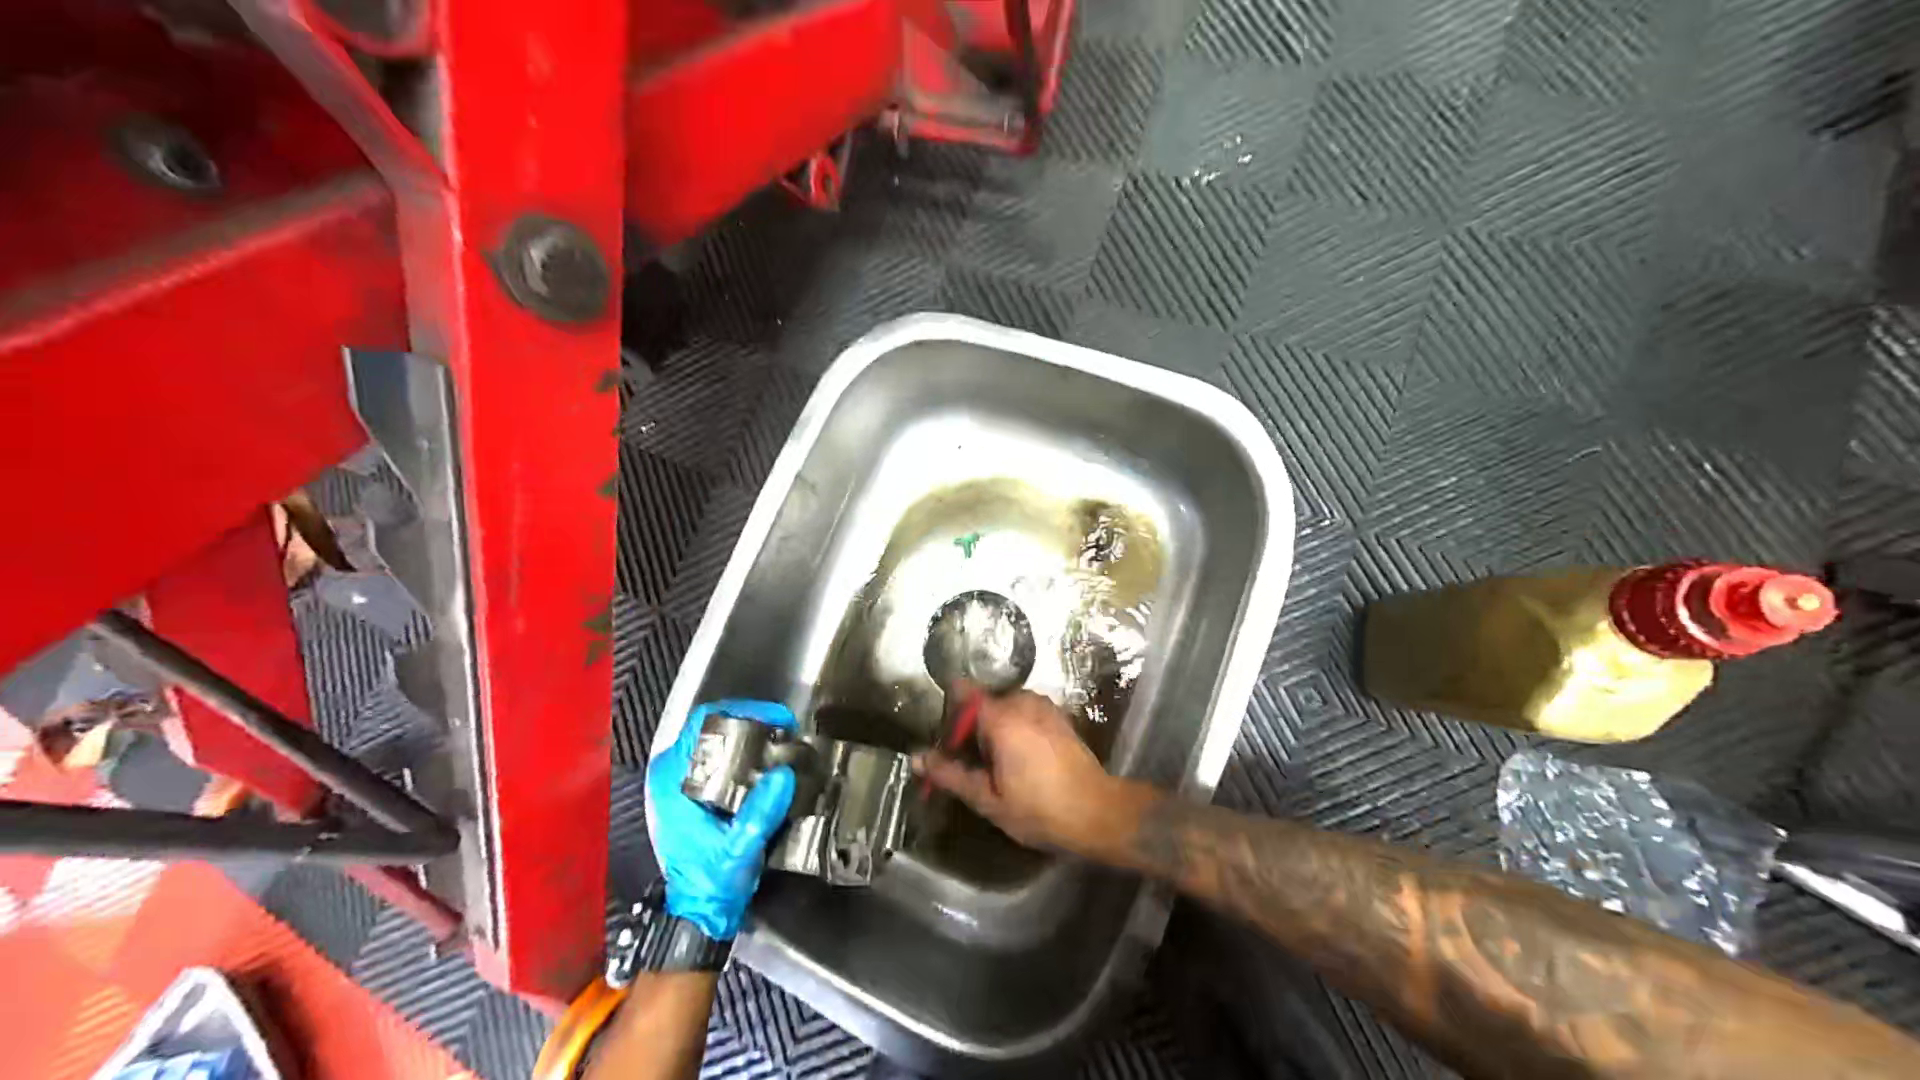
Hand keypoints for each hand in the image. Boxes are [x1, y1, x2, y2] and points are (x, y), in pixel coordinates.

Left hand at [647, 699, 797, 939]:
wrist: (700, 915)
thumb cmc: (711, 882)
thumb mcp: (738, 848)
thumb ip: (759, 813)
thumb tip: (784, 774)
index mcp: (671, 780)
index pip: (703, 723)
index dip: (743, 712)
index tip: (776, 721)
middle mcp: (672, 774)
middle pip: (714, 728)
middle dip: (753, 725)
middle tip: (786, 733)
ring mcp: (683, 784)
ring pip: (720, 742)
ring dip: (752, 740)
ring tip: (783, 746)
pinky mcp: (696, 795)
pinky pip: (723, 760)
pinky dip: (747, 757)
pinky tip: (771, 766)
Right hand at [914, 689, 1119, 854]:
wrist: (1099, 813)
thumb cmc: (1040, 810)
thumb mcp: (988, 800)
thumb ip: (950, 775)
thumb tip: (917, 759)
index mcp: (1001, 717)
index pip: (962, 691)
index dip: (950, 715)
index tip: (950, 744)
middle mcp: (1023, 701)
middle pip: (983, 702)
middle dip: (972, 729)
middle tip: (973, 765)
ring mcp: (1044, 706)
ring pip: (1005, 708)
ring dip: (995, 730)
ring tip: (998, 768)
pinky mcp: (1059, 716)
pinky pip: (1025, 714)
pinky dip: (1016, 730)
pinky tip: (1023, 763)